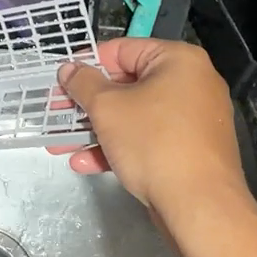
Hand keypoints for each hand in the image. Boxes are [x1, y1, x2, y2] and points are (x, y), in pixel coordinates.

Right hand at [49, 38, 249, 214]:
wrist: (199, 206)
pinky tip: (86, 164)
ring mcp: (192, 120)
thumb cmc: (154, 142)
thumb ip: (83, 84)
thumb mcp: (107, 108)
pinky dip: (119, 147)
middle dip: (87, 104)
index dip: (87, 64)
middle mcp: (191, 84)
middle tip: (56, 112)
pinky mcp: (189, 150)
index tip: (61, 80)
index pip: (122, 50)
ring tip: (61, 143)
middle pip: (127, 85)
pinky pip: (148, 139)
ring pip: (134, 116)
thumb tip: (69, 69)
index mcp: (178, 60)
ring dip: (96, 129)